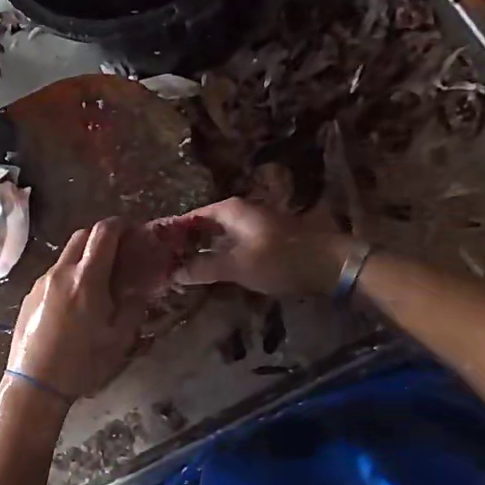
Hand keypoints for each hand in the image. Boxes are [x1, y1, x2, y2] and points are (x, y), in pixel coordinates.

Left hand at [7, 218, 146, 399]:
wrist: (34, 383)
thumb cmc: (82, 363)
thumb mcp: (119, 337)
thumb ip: (133, 305)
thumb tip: (140, 285)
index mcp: (86, 278)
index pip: (103, 232)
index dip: (120, 225)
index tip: (132, 230)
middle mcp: (60, 273)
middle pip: (81, 236)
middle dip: (102, 236)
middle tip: (119, 251)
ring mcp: (40, 283)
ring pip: (65, 255)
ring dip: (84, 256)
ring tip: (98, 278)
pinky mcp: (28, 296)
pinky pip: (53, 274)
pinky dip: (69, 274)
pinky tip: (75, 299)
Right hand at [170, 197, 353, 297]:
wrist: (333, 265)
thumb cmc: (281, 260)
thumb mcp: (237, 266)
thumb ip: (202, 268)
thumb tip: (172, 274)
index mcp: (229, 210)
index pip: (188, 216)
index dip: (170, 231)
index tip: (150, 246)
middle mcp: (239, 211)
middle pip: (202, 225)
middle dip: (183, 242)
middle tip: (162, 261)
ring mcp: (253, 224)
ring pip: (217, 235)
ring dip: (200, 250)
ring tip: (180, 268)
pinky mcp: (265, 239)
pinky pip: (230, 244)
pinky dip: (217, 254)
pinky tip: (209, 270)